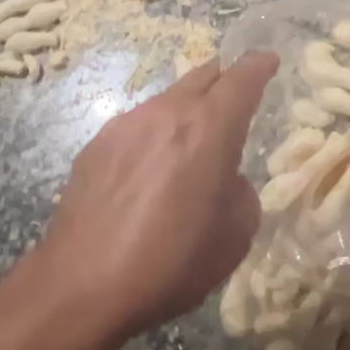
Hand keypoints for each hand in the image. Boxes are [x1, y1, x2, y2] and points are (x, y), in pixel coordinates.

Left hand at [36, 51, 277, 342]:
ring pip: (167, 101)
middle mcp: (167, 112)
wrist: (80, 288)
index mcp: (209, 127)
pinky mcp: (95, 146)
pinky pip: (137, 127)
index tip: (269, 61)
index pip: (242, 76)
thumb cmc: (172, 262)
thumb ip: (240, 191)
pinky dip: (154, 137)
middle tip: (236, 98)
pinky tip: (148, 174)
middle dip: (224, 80)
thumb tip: (224, 179)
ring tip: (190, 146)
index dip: (260, 65)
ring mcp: (125, 125)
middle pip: (203, 76)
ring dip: (186, 112)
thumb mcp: (235, 234)